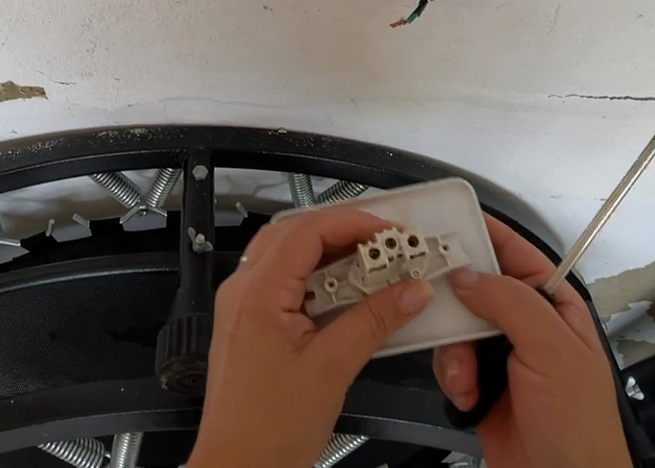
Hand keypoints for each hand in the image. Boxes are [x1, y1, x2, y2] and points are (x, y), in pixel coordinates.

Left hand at [189, 208, 435, 467]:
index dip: (353, 223)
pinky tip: (346, 292)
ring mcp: (243, 305)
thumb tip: (411, 291)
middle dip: (343, 231)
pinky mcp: (250, 323)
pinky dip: (317, 277)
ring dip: (330, 253)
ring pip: (288, 254)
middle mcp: (243, 288)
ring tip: (371, 264)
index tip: (390, 233)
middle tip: (385, 243)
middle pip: (295, 233)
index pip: (308, 230)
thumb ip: (375, 321)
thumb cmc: (268, 431)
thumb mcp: (332, 368)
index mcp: (257, 290)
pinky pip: (284, 281)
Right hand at [433, 216, 632, 467]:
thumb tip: (464, 274)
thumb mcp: (552, 350)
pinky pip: (449, 360)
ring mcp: (499, 354)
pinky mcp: (479, 383)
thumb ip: (509, 301)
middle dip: (455, 304)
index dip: (482, 233)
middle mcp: (524, 323)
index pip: (514, 252)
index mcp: (551, 304)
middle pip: (473, 287)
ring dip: (453, 351)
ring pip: (455, 325)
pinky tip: (467, 397)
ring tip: (466, 377)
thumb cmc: (577, 422)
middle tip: (437, 306)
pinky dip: (452, 377)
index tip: (445, 221)